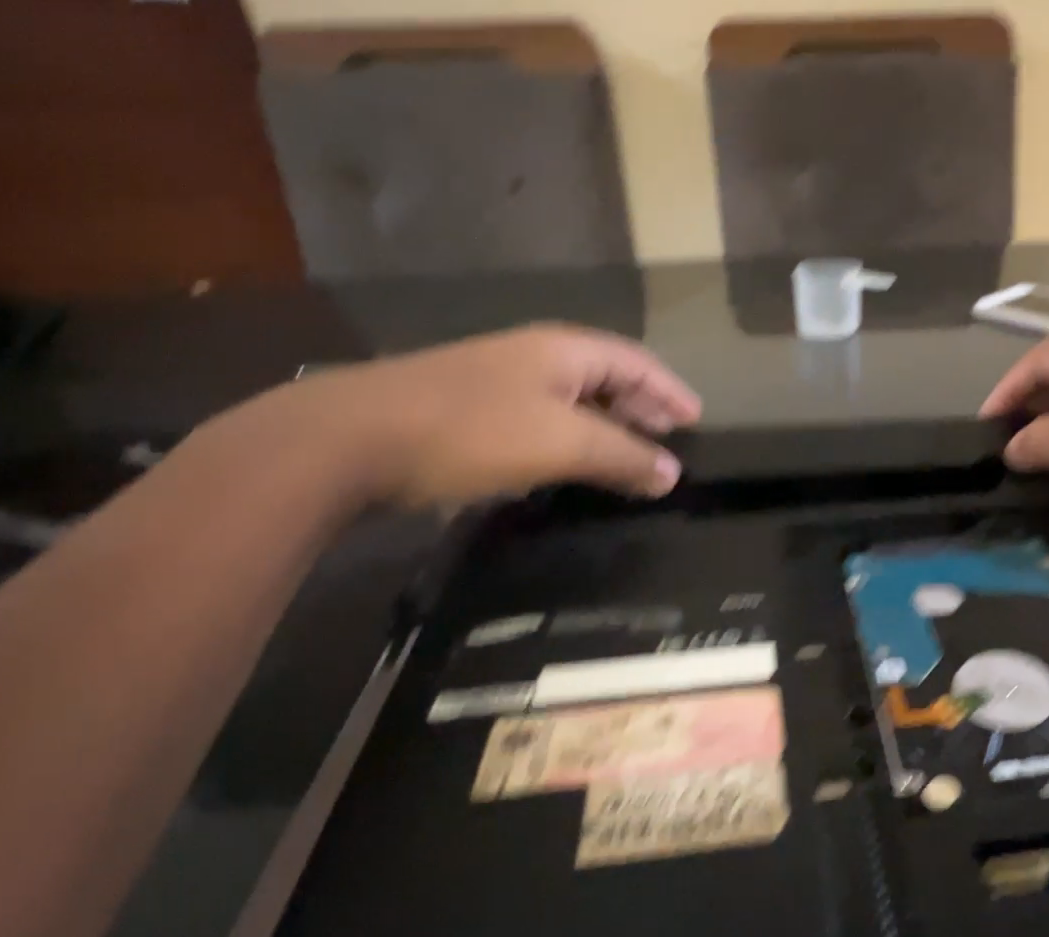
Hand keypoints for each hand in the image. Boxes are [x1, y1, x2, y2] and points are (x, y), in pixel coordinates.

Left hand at [252, 323, 701, 507]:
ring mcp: (496, 384)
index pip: (634, 360)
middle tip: (669, 440)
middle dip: (641, 407)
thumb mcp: (560, 442)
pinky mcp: (468, 416)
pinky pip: (540, 423)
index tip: (697, 419)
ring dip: (606, 428)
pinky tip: (569, 467)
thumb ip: (621, 456)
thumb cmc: (470, 431)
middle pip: (603, 376)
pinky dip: (569, 443)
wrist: (351, 440)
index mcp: (561, 351)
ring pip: (570, 401)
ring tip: (630, 459)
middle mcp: (532, 358)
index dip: (669, 388)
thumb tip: (672, 473)